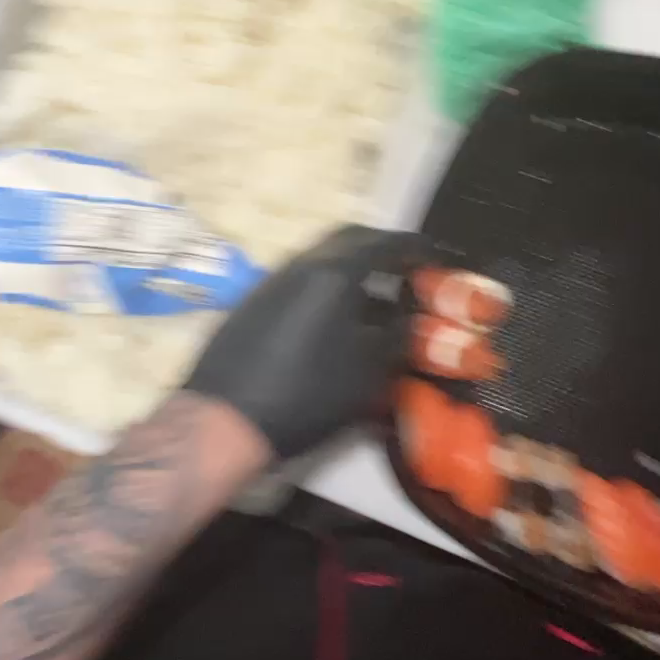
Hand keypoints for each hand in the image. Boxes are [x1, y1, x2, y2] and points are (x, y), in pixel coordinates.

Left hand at [184, 224, 427, 460]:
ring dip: (349, 269)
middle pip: (348, 239)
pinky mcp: (249, 301)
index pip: (384, 242)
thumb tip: (411, 318)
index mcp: (333, 272)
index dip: (415, 247)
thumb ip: (398, 336)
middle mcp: (299, 264)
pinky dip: (323, 288)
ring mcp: (269, 280)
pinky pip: (296, 280)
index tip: (434, 257)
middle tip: (404, 271)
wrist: (225, 420)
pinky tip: (330, 321)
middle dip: (380, 249)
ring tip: (371, 300)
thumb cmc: (306, 396)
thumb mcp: (368, 372)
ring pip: (319, 258)